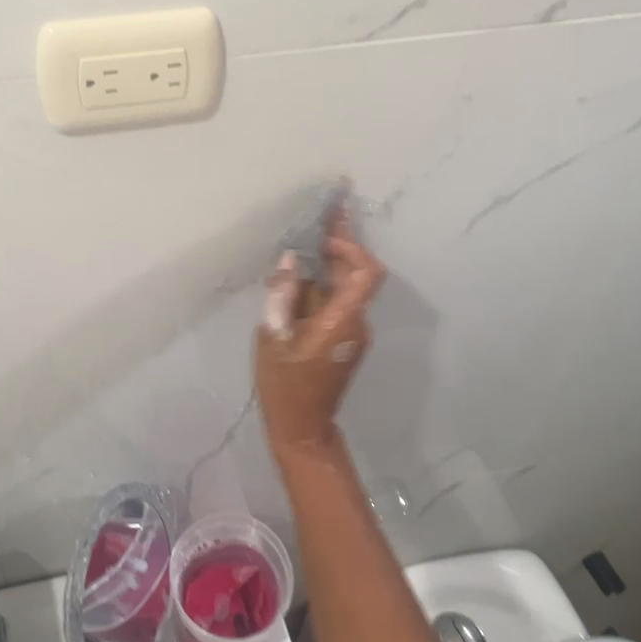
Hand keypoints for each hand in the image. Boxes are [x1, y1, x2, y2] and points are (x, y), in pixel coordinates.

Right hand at [255, 210, 385, 454]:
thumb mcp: (273, 337)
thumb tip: (292, 258)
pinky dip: (320, 287)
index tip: (328, 234)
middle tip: (325, 214)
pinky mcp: (342, 340)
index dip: (352, 247)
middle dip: (339, 245)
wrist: (302, 428)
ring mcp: (351, 332)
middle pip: (356, 276)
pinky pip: (335, 303)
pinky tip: (297, 279)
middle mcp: (355, 323)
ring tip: (304, 241)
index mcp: (341, 320)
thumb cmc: (285, 385)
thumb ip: (283, 295)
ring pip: (344, 289)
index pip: (366, 273)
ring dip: (326, 266)